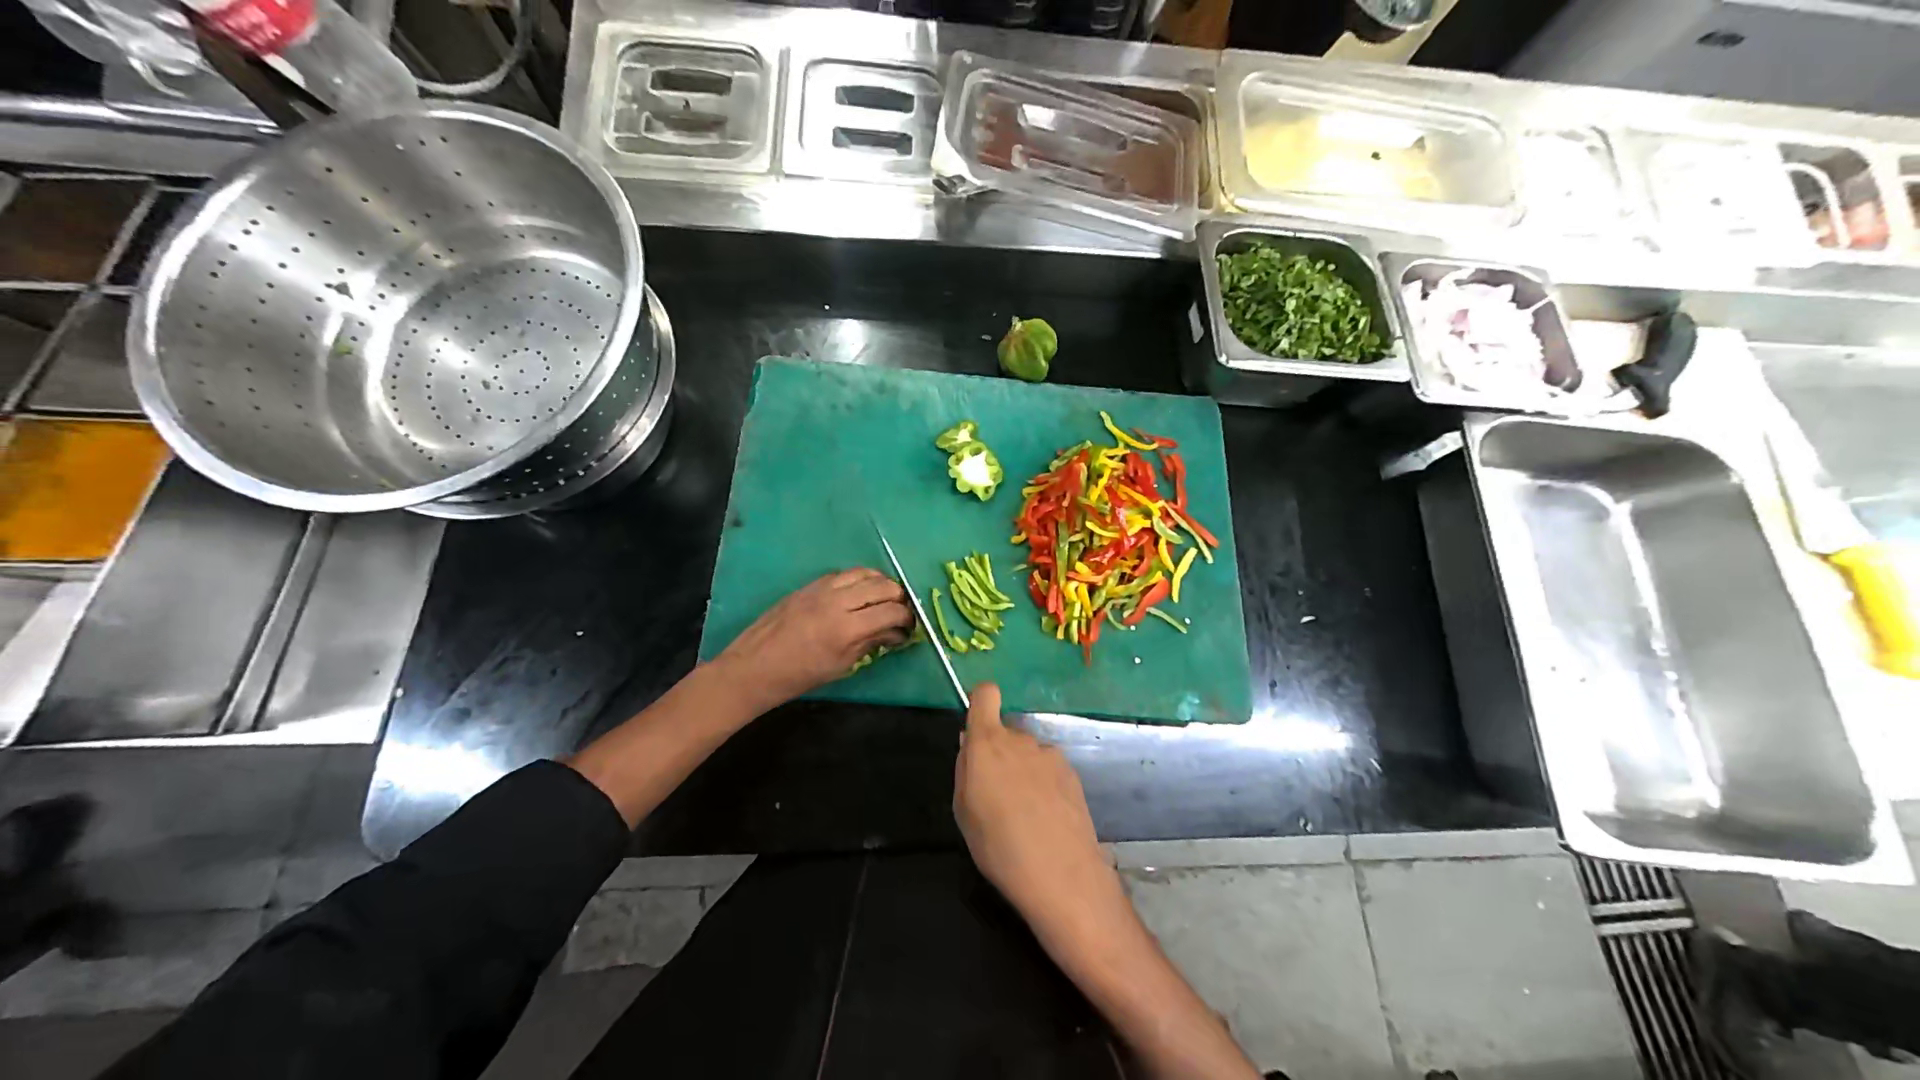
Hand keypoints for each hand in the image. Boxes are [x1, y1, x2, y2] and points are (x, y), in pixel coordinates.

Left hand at [711, 569, 912, 713]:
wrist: (756, 666)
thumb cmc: (800, 675)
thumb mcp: (842, 666)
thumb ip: (871, 643)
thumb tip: (895, 633)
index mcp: (846, 627)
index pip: (891, 611)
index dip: (907, 618)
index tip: (909, 628)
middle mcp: (837, 601)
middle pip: (882, 585)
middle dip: (898, 597)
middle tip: (900, 612)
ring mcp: (822, 588)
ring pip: (864, 573)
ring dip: (880, 583)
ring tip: (883, 599)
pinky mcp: (810, 585)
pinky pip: (843, 574)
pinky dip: (858, 580)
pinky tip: (858, 595)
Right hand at [953, 684, 1127, 945]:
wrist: (1061, 875)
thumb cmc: (998, 846)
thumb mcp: (963, 811)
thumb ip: (966, 769)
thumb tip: (970, 743)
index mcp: (987, 743)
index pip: (985, 694)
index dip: (980, 703)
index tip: (977, 729)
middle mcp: (1020, 740)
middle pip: (1005, 732)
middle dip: (998, 754)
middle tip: (995, 795)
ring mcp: (1050, 755)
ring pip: (1028, 753)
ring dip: (1022, 771)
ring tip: (1023, 814)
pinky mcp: (1073, 774)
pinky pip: (1048, 770)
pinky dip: (1043, 785)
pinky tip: (1046, 819)